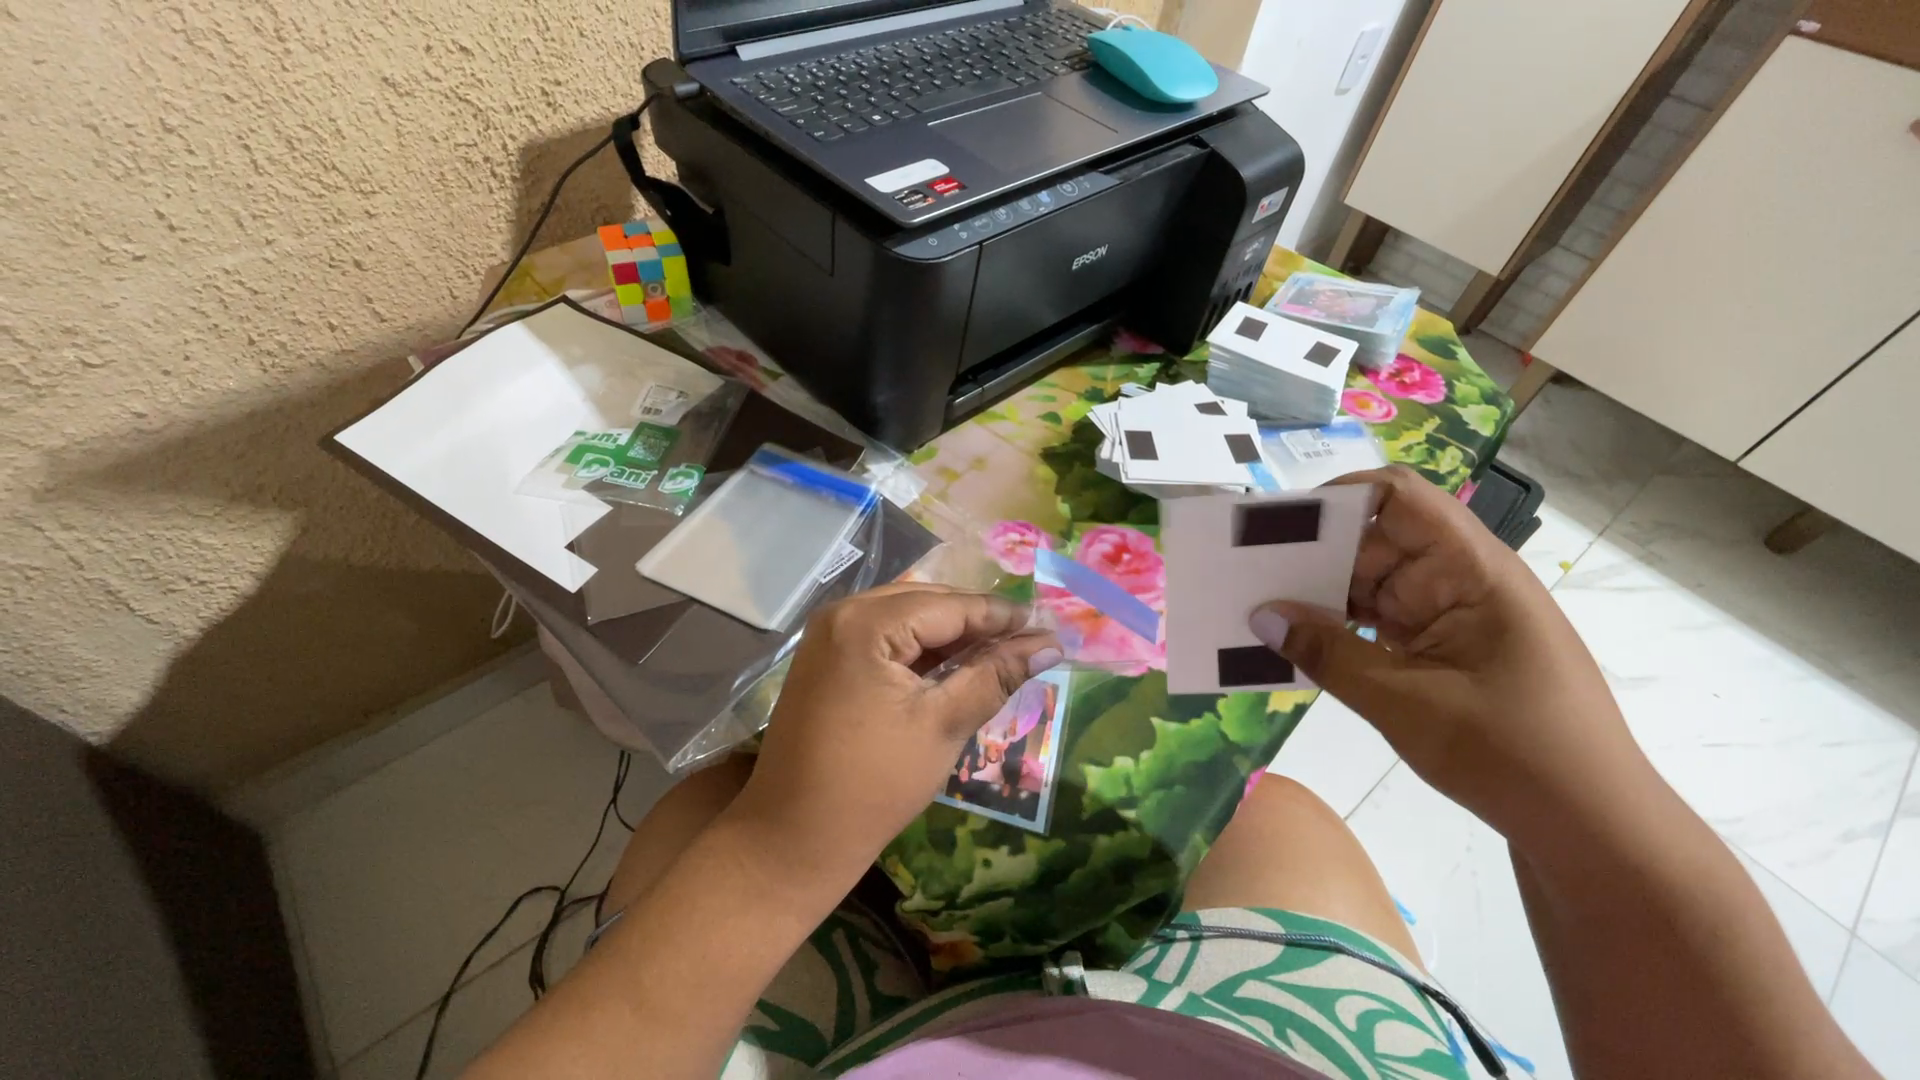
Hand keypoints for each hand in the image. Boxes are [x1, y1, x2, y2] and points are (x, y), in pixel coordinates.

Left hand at [727, 584, 1061, 879]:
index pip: (950, 605)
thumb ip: (996, 675)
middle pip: (926, 603)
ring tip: (1000, 654)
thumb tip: (1050, 644)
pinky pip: (883, 638)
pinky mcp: (825, 660)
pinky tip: (954, 666)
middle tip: (1029, 642)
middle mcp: (841, 613)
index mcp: (866, 623)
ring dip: (951, 635)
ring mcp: (827, 636)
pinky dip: (920, 650)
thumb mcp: (943, 724)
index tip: (1049, 627)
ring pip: (906, 618)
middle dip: (977, 622)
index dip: (1002, 616)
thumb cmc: (874, 784)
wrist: (793, 838)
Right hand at [1247, 467, 1648, 833]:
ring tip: (1256, 608)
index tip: (1275, 525)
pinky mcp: (1440, 649)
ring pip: (1371, 585)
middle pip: (1374, 541)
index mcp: (1471, 570)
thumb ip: (1329, 655)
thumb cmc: (1512, 753)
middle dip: (1312, 554)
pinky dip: (1339, 631)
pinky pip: (1378, 623)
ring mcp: (1450, 615)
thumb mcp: (1406, 703)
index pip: (1399, 499)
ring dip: (1320, 596)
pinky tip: (1295, 645)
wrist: (1591, 825)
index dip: (1337, 497)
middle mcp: (1460, 579)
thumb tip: (1261, 616)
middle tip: (1244, 574)